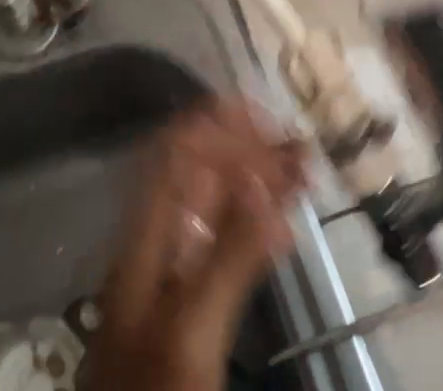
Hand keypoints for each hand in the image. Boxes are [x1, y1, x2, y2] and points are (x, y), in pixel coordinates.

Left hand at [84, 99, 305, 390]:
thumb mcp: (191, 333)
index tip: (262, 110)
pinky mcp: (186, 306)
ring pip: (209, 210)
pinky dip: (250, 223)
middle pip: (193, 178)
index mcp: (142, 243)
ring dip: (252, 182)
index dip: (210, 125)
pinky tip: (279, 222)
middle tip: (297, 143)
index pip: (171, 159)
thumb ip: (227, 259)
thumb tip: (263, 183)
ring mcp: (167, 278)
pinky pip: (218, 245)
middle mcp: (151, 248)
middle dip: (243, 150)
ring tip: (299, 168)